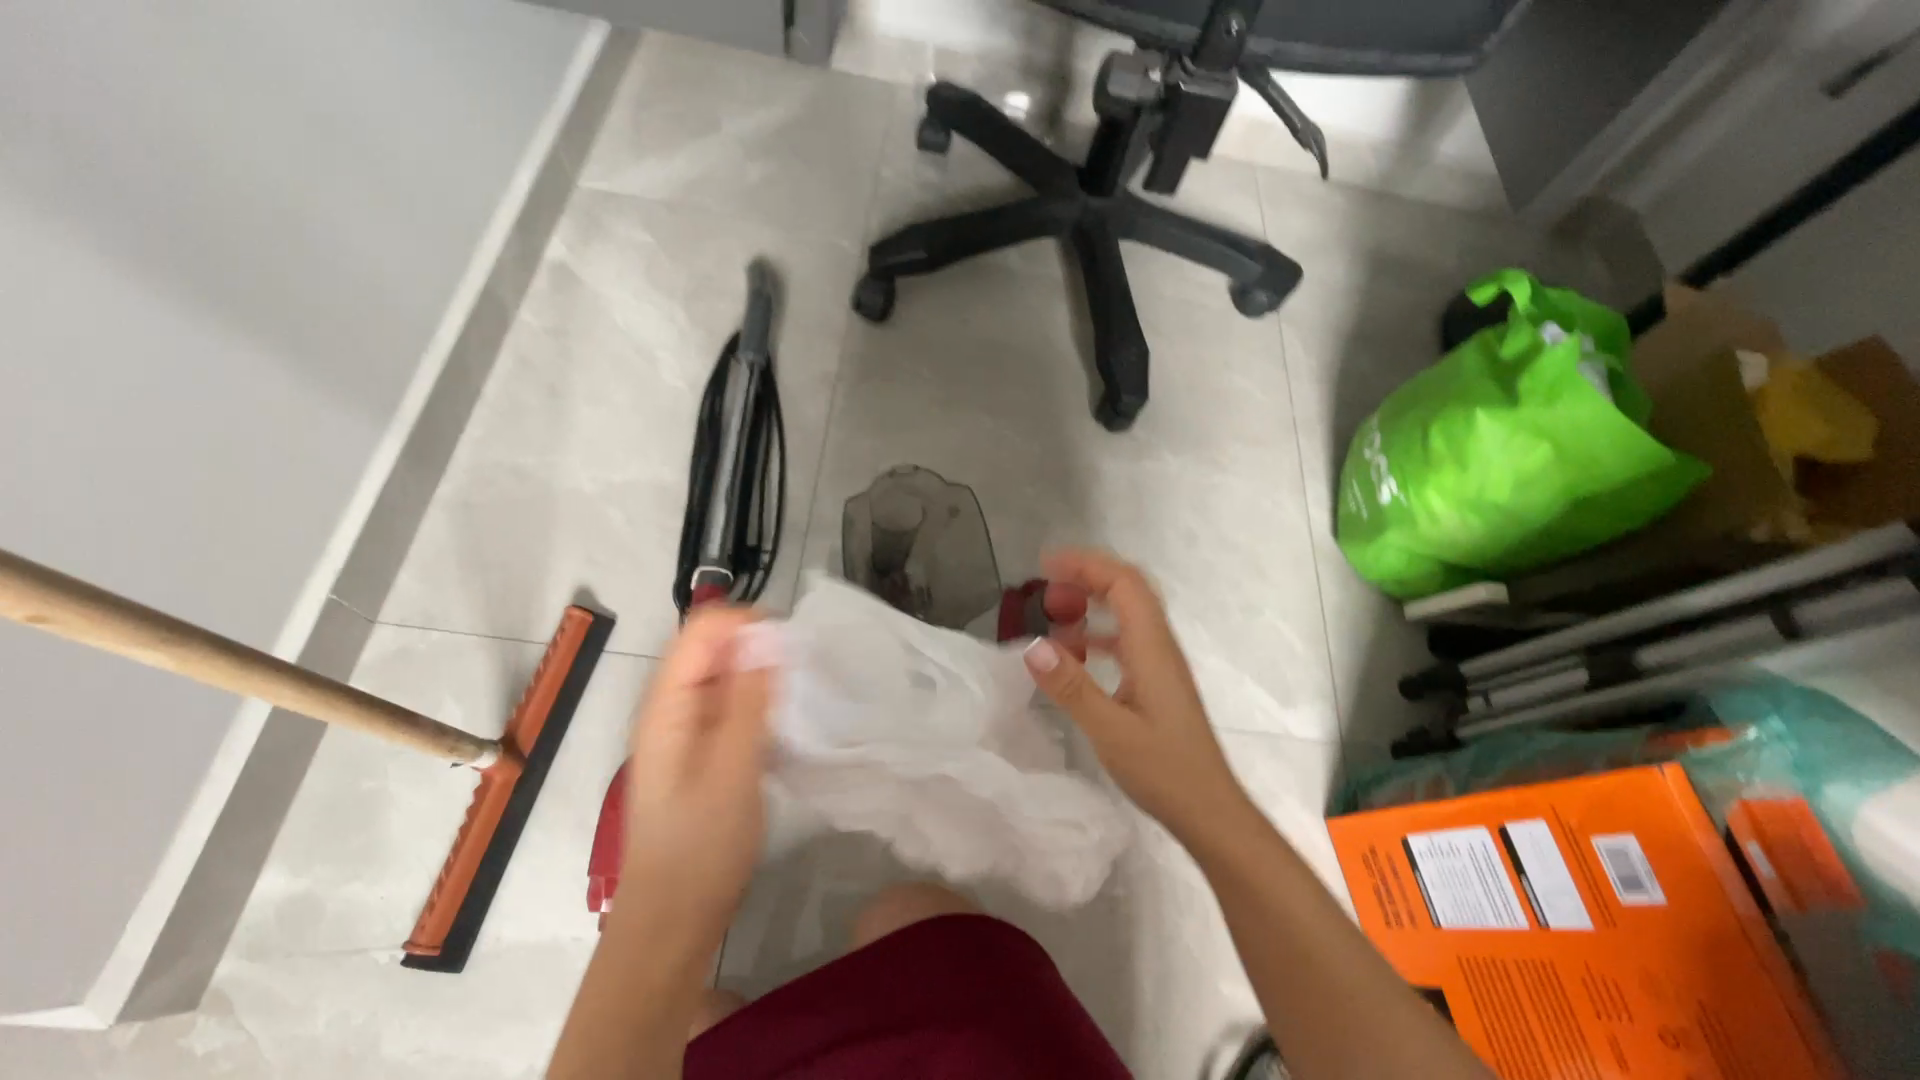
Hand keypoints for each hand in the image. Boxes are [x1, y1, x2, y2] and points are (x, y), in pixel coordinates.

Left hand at [619, 607, 772, 939]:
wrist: (673, 918)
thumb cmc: (702, 848)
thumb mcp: (733, 769)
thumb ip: (749, 700)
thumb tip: (767, 636)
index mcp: (667, 705)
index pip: (703, 629)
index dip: (748, 623)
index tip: (796, 648)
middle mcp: (670, 709)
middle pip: (713, 649)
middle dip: (759, 649)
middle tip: (805, 677)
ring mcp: (684, 733)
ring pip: (724, 679)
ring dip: (762, 678)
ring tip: (801, 700)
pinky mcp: (701, 756)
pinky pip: (730, 710)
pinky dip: (758, 706)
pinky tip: (783, 729)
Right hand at [1022, 549, 1251, 841]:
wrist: (1209, 810)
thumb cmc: (1164, 771)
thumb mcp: (1109, 731)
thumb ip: (1071, 687)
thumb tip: (1032, 646)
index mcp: (1152, 648)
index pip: (1123, 584)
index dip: (1085, 565)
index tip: (1045, 566)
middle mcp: (1160, 647)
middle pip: (1128, 591)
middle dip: (1085, 580)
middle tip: (1045, 595)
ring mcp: (1161, 666)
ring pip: (1127, 616)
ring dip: (1091, 608)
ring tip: (1053, 624)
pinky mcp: (1157, 685)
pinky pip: (1126, 643)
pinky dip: (1098, 638)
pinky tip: (1075, 659)